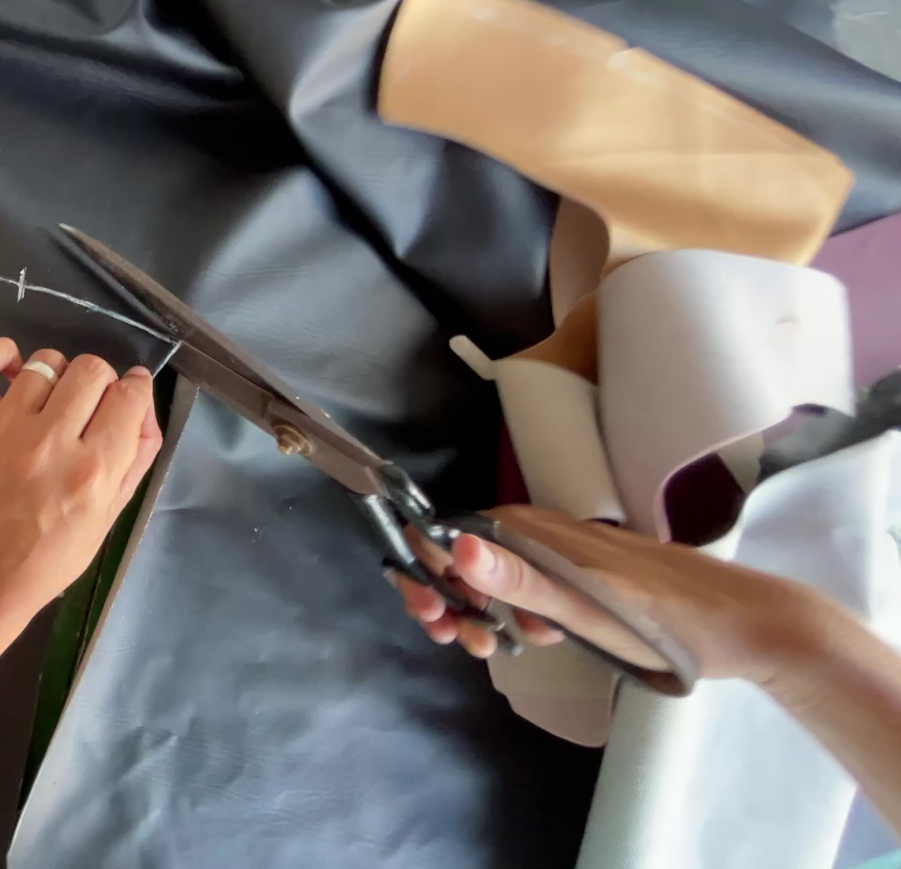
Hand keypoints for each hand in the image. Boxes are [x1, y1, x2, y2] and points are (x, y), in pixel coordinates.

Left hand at [0, 338, 162, 618]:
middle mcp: (49, 443)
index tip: (124, 402)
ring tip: (50, 407)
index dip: (133, 392)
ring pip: (44, 362)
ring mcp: (4, 428)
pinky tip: (13, 372)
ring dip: (56, 379)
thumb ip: (138, 452)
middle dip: (100, 384)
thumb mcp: (113, 512)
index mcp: (93, 471)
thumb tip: (141, 396)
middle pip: (91, 368)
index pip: (128, 394)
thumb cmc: (56, 550)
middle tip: (87, 412)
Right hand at [391, 503, 829, 682]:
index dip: (421, 573)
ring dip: (471, 611)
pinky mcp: (566, 567)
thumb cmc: (667, 620)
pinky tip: (535, 635)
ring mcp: (546, 548)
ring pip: (481, 573)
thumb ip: (519, 578)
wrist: (754, 624)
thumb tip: (457, 548)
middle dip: (441, 598)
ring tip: (491, 647)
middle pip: (452, 556)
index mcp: (520, 528)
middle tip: (454, 639)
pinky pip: (516, 583)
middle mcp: (524, 529)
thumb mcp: (588, 607)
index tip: (432, 615)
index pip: (437, 535)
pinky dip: (508, 611)